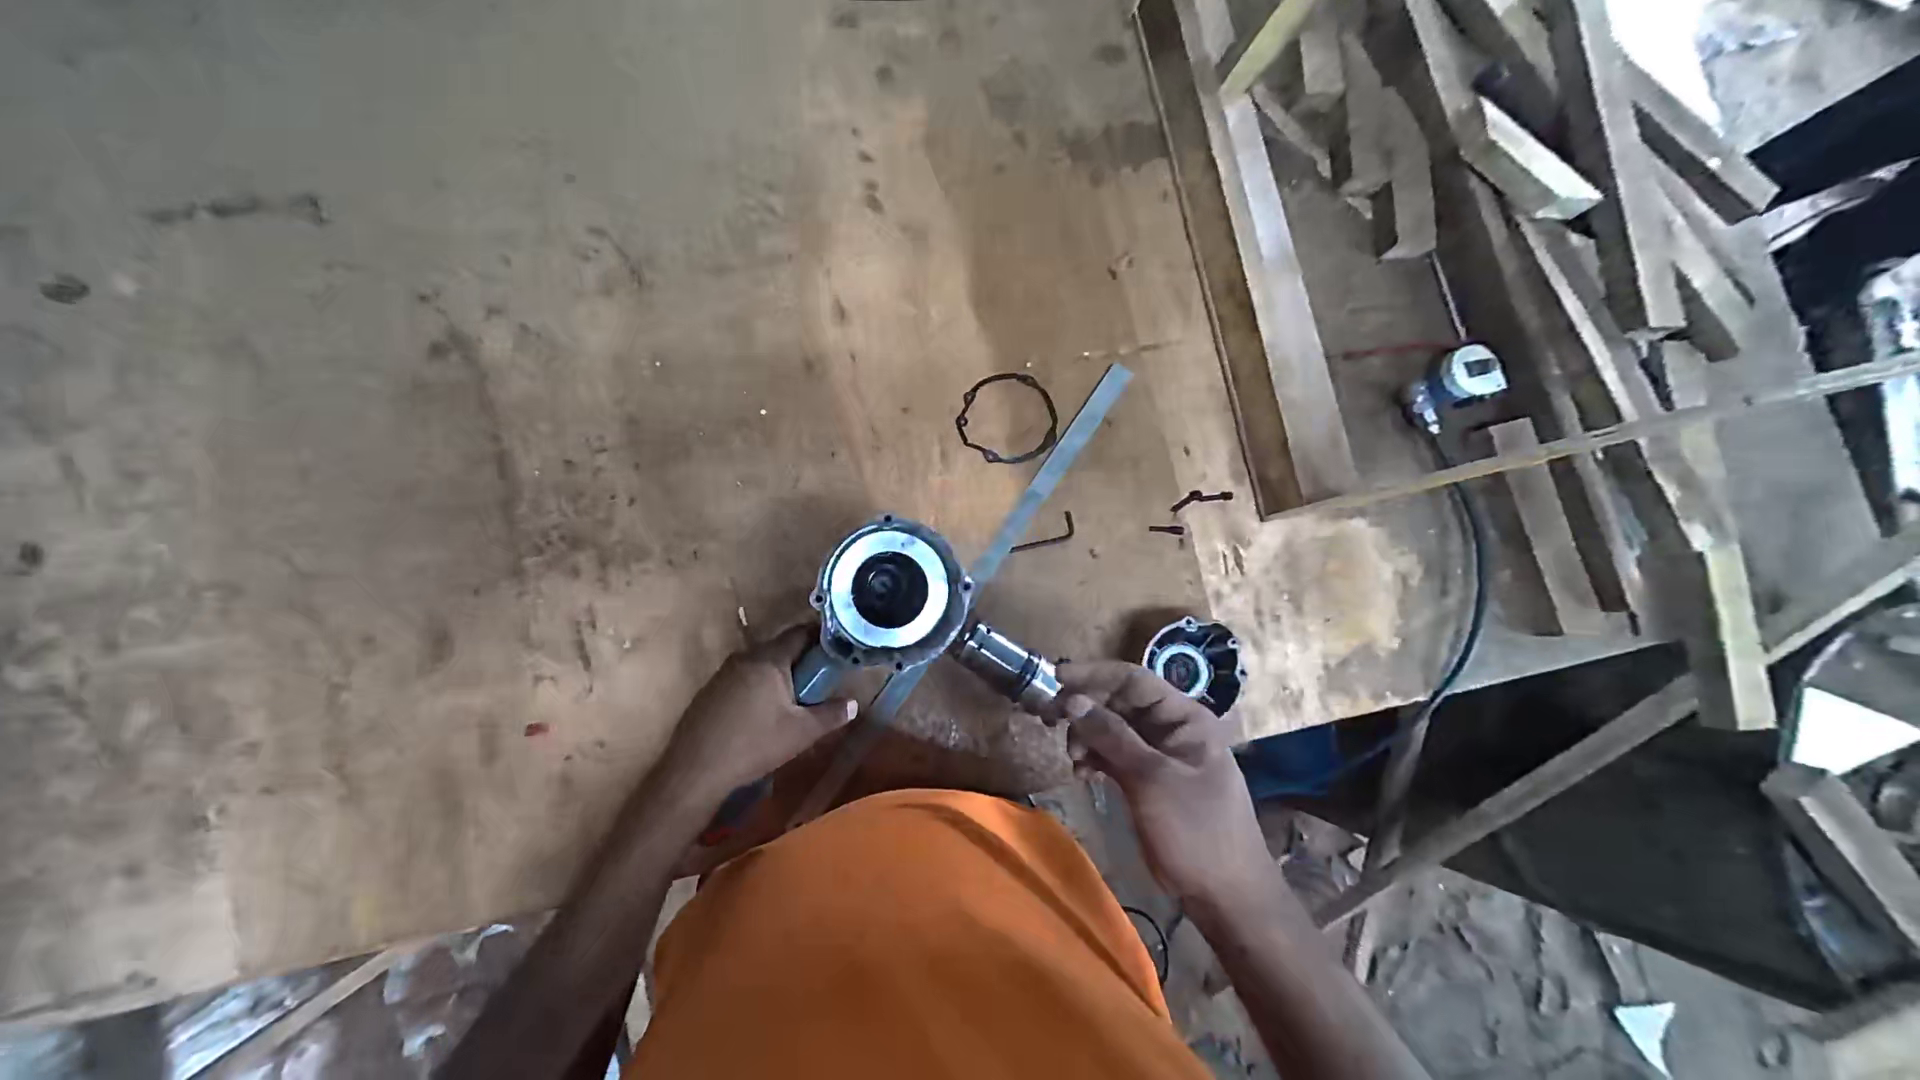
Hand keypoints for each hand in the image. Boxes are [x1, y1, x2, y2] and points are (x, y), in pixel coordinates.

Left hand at [657, 625, 858, 809]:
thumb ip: (831, 714)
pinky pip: (743, 680)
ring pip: (760, 665)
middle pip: (780, 648)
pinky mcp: (709, 692)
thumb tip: (853, 704)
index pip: (800, 633)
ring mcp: (723, 674)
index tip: (836, 650)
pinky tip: (763, 715)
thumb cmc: (754, 745)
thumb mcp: (801, 733)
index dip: (821, 638)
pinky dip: (759, 688)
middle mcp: (744, 658)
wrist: (695, 771)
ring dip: (779, 676)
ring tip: (795, 700)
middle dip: (802, 661)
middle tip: (821, 680)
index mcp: (768, 659)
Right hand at [1057, 661, 1272, 904]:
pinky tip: (1081, 775)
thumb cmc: (1196, 831)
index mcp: (1184, 717)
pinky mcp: (1147, 779)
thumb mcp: (1151, 779)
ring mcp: (1159, 755)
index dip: (1093, 675)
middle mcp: (1171, 728)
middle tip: (1049, 721)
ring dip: (1086, 737)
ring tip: (1072, 760)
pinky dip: (1094, 759)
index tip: (1053, 678)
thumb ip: (1111, 735)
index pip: (1133, 679)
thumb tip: (1071, 699)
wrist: (1226, 897)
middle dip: (1085, 709)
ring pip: (1112, 729)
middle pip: (1119, 702)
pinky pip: (1113, 755)